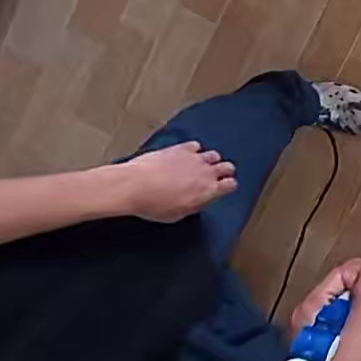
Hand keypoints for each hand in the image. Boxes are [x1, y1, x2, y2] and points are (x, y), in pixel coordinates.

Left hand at [108, 142, 236, 221]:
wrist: (130, 187)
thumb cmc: (150, 204)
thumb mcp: (176, 215)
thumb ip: (195, 205)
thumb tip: (201, 201)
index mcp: (210, 190)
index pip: (231, 184)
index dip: (227, 186)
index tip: (220, 188)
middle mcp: (207, 172)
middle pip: (228, 166)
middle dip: (223, 171)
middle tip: (212, 175)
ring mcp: (194, 159)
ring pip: (214, 154)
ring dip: (209, 160)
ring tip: (198, 164)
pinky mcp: (179, 149)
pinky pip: (194, 145)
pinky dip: (192, 150)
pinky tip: (184, 155)